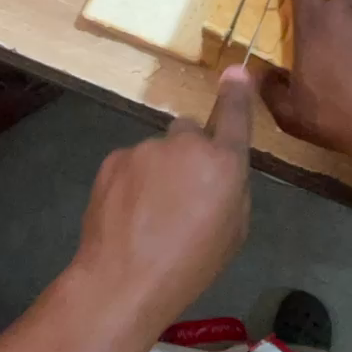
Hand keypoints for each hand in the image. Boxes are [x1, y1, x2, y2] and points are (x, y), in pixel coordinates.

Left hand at [54, 67, 254, 345]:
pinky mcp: (114, 159)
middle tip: (181, 194)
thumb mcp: (234, 233)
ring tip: (149, 215)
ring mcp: (146, 149)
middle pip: (190, 133)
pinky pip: (131, 163)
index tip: (236, 72)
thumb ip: (232, 189)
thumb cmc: (191, 265)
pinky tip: (127, 213)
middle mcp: (186, 145)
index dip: (237, 94)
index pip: (235, 117)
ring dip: (158, 172)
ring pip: (158, 152)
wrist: (124, 280)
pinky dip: (132, 181)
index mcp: (224, 164)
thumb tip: (219, 169)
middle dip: (189, 153)